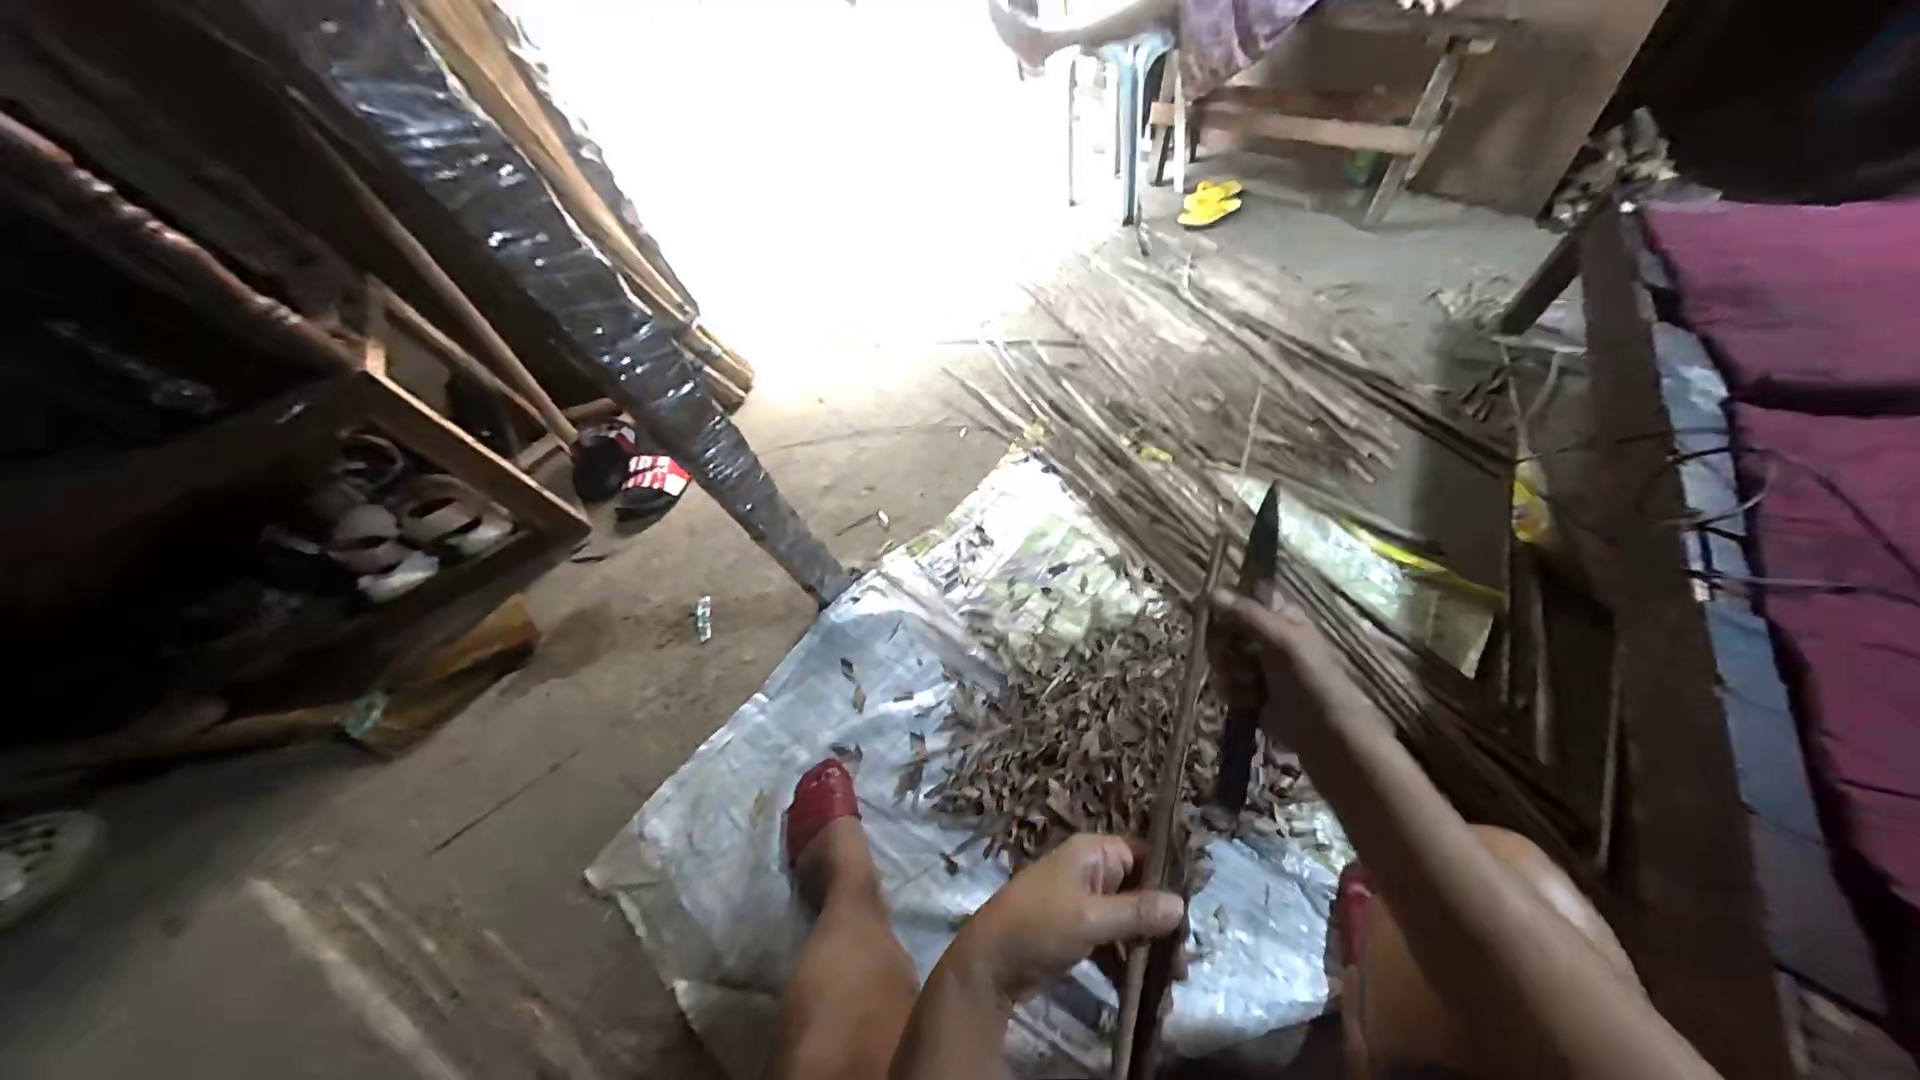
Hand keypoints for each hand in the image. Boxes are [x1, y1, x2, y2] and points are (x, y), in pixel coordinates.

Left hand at [953, 834, 1185, 1005]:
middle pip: (1138, 890)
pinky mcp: (1078, 931)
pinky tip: (1145, 992)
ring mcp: (1083, 902)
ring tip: (1170, 983)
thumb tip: (1181, 904)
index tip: (1191, 915)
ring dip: (1148, 948)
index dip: (1166, 880)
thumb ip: (1137, 912)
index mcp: (1091, 853)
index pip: (1141, 855)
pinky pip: (1113, 941)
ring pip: (1128, 919)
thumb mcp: (1091, 918)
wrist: (990, 962)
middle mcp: (1090, 871)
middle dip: (1161, 923)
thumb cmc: (1040, 925)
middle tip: (1182, 962)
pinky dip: (1127, 961)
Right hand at [1207, 586, 1368, 743]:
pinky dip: (1232, 691)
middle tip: (1236, 658)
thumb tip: (1208, 591)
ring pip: (1218, 657)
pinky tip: (1249, 700)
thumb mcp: (1281, 639)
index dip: (1221, 605)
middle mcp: (1262, 634)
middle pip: (1220, 629)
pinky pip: (1221, 680)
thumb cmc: (1310, 678)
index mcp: (1277, 614)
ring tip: (1250, 686)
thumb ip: (1246, 614)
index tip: (1208, 615)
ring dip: (1229, 673)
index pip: (1238, 598)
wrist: (1322, 731)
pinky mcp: (1244, 687)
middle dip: (1224, 648)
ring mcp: (1252, 662)